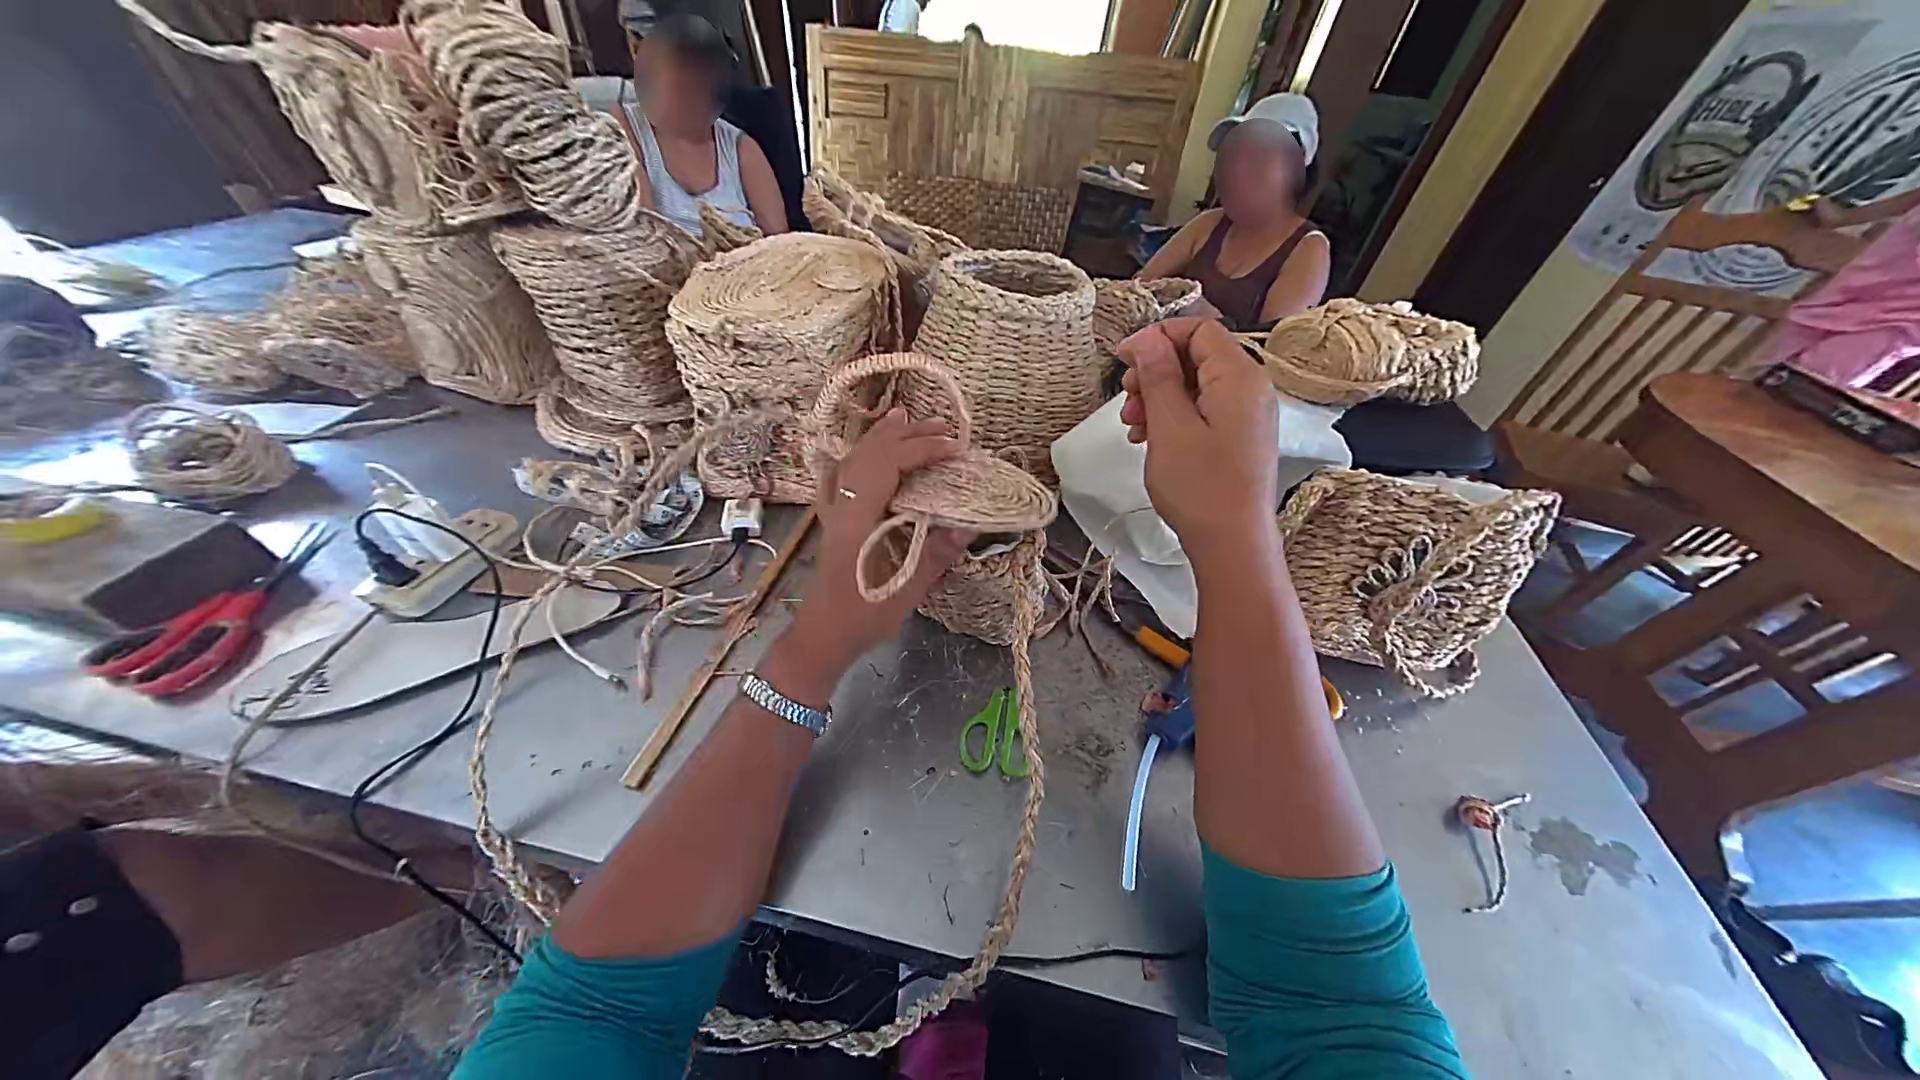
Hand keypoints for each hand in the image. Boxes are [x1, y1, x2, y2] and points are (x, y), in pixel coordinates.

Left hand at [764, 408, 972, 705]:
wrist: (821, 636)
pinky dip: (861, 454)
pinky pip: (844, 474)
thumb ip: (935, 555)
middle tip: (943, 426)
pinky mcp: (834, 520)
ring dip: (883, 437)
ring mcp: (834, 511)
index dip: (923, 450)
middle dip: (907, 434)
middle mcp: (842, 506)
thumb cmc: (862, 618)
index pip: (889, 465)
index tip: (956, 448)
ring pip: (855, 459)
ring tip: (906, 418)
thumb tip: (970, 526)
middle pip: (871, 453)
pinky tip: (868, 450)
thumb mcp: (905, 592)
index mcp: (858, 519)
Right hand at [1117, 318, 1280, 565]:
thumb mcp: (1170, 426)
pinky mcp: (1238, 438)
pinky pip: (1203, 411)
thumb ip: (1158, 376)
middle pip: (1196, 357)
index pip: (1199, 329)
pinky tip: (1149, 439)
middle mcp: (1250, 388)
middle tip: (1126, 400)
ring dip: (1158, 398)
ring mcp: (1246, 415)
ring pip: (1195, 386)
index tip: (1122, 360)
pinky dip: (1173, 417)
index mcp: (1239, 376)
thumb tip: (1146, 338)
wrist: (1232, 543)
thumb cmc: (1199, 485)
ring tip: (1133, 426)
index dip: (1158, 337)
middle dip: (1155, 372)